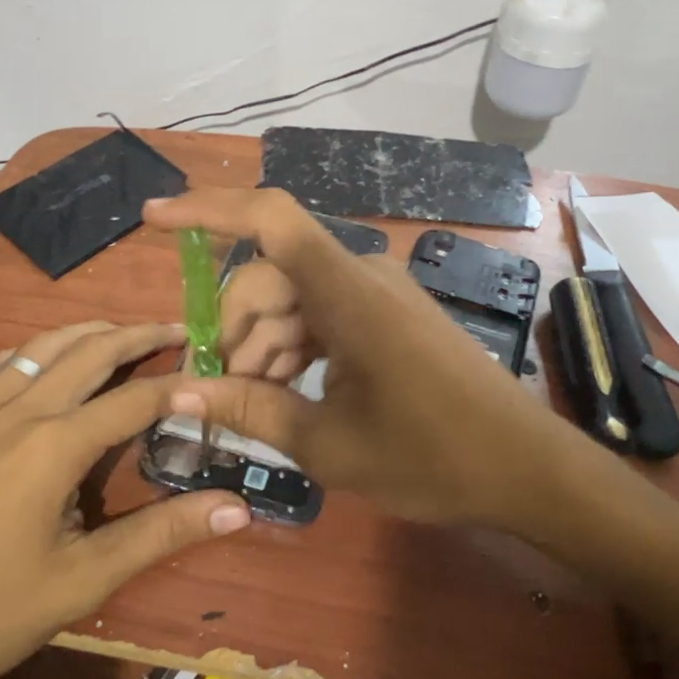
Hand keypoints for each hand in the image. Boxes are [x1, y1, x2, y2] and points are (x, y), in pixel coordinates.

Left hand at [0, 322, 250, 678]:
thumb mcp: (80, 582)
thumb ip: (160, 535)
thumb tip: (237, 508)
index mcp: (52, 446)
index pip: (132, 400)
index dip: (178, 387)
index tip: (213, 378)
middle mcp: (13, 412)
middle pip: (87, 352)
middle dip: (136, 336)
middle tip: (176, 329)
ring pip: (36, 349)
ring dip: (83, 334)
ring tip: (118, 335)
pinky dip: (22, 353)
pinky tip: (30, 367)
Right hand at [144, 189, 595, 527]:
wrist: (525, 468)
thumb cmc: (431, 457)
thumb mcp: (329, 444)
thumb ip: (252, 409)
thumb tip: (181, 390)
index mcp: (349, 292)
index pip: (270, 220)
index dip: (208, 210)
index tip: (153, 220)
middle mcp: (363, 276)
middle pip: (271, 275)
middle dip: (235, 327)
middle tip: (216, 386)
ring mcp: (381, 294)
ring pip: (295, 298)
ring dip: (265, 343)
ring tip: (256, 402)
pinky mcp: (392, 316)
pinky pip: (326, 313)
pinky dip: (297, 346)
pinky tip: (289, 392)